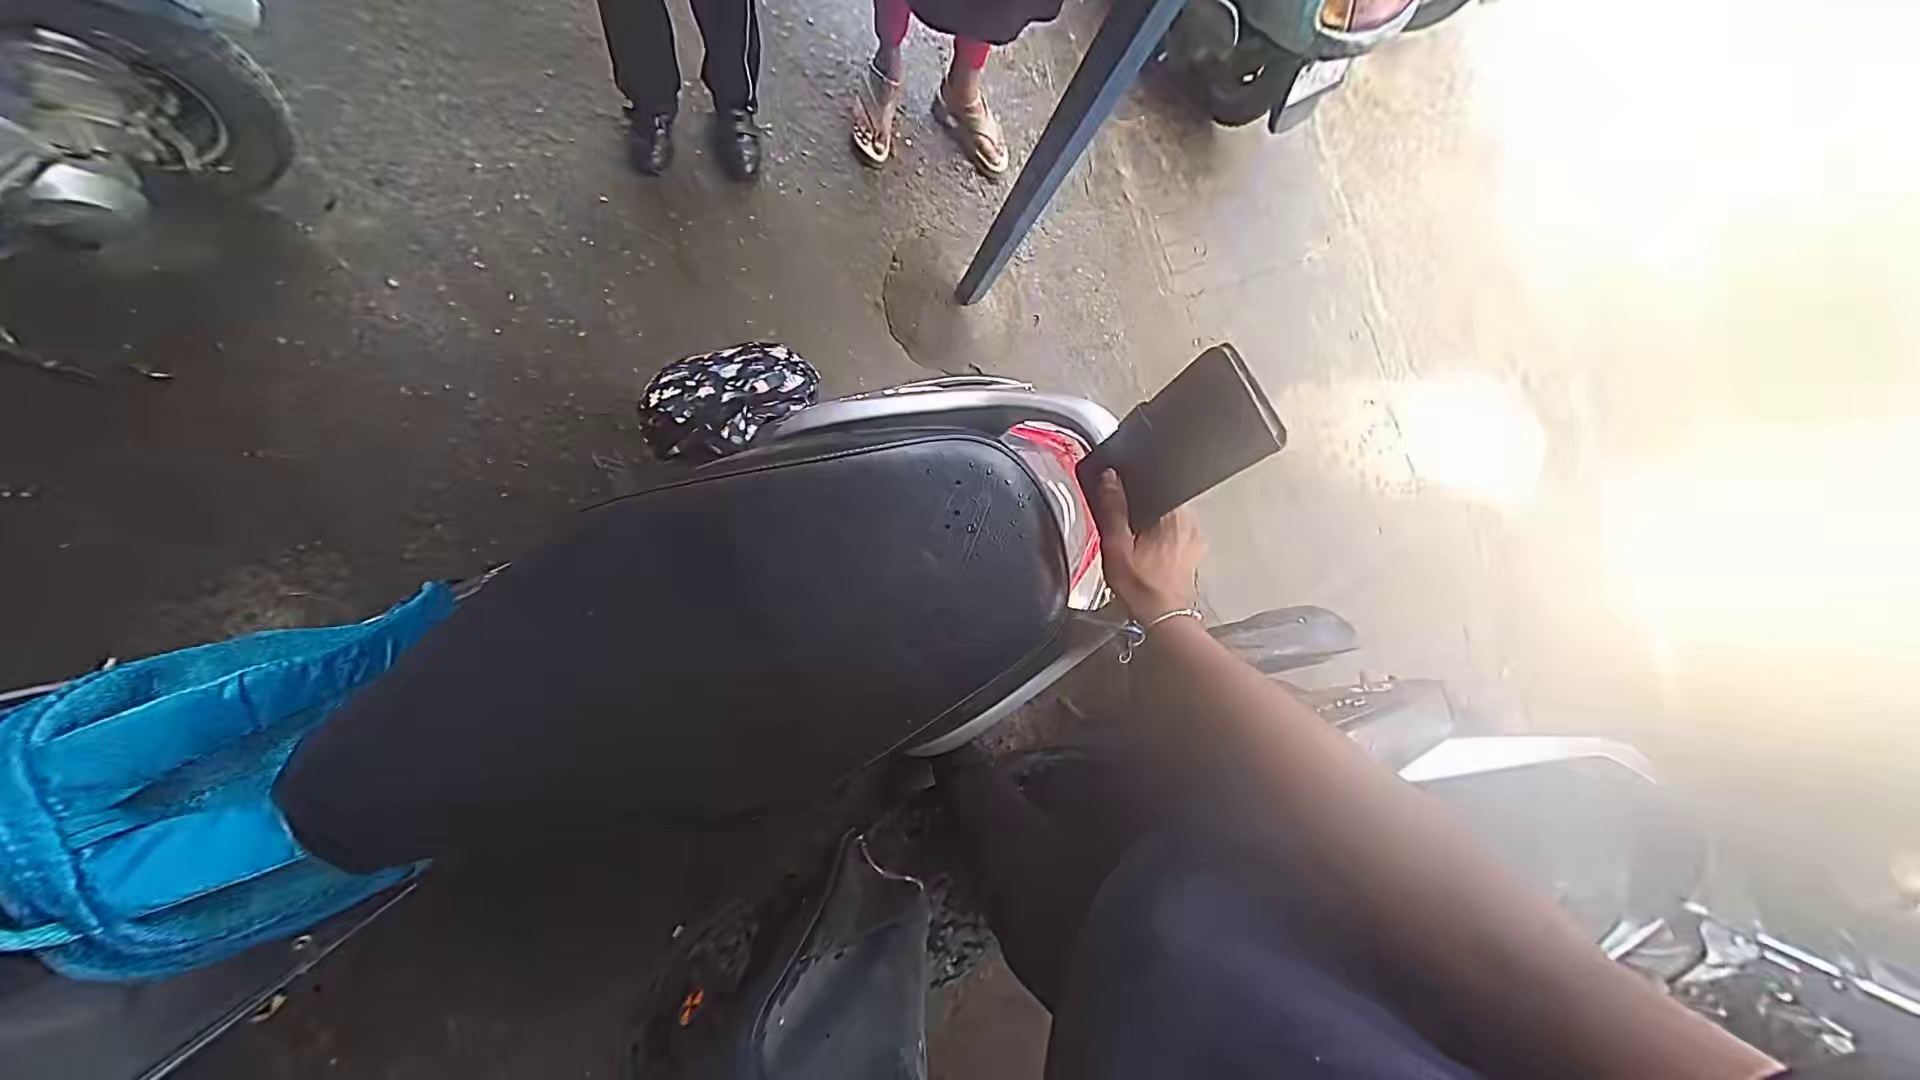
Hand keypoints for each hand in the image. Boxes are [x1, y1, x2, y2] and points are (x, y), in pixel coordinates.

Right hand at [1091, 469, 1206, 619]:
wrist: (1162, 617)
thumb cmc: (1141, 587)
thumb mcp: (1116, 545)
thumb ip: (1113, 509)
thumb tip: (1110, 479)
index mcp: (1174, 514)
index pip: (1154, 484)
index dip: (1133, 491)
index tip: (1121, 505)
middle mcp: (1191, 522)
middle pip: (1162, 501)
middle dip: (1143, 513)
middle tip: (1128, 535)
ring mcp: (1196, 538)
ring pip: (1170, 518)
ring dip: (1154, 527)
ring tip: (1138, 549)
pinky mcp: (1196, 552)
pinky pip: (1178, 535)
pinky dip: (1164, 541)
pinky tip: (1151, 558)